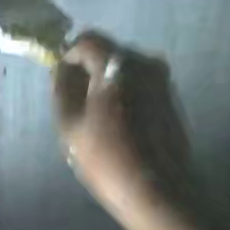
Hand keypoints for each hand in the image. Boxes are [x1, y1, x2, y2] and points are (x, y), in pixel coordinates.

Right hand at [54, 33, 191, 203]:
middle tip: (74, 103)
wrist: (157, 189)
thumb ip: (61, 89)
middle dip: (87, 70)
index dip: (68, 56)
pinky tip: (116, 125)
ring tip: (94, 118)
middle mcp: (145, 62)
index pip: (87, 40)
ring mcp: (162, 79)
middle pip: (107, 52)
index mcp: (117, 64)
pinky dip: (122, 94)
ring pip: (123, 68)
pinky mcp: (170, 97)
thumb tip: (60, 69)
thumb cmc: (106, 157)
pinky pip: (138, 84)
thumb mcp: (69, 125)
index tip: (59, 81)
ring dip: (105, 84)